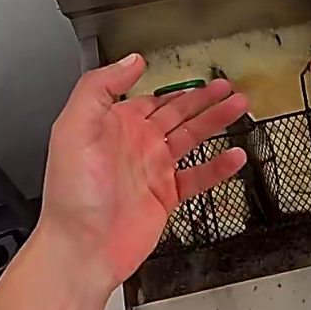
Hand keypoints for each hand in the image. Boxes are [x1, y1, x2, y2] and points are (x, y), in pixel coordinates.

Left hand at [36, 55, 249, 296]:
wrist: (82, 248)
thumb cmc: (72, 194)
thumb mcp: (75, 128)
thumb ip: (99, 88)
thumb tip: (130, 61)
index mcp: (114, 125)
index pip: (151, 98)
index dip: (176, 86)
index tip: (196, 76)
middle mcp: (136, 145)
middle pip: (178, 114)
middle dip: (203, 99)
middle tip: (226, 87)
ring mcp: (153, 170)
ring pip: (192, 138)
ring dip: (216, 122)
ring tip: (238, 107)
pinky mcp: (166, 196)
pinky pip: (198, 176)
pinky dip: (219, 167)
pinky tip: (235, 156)